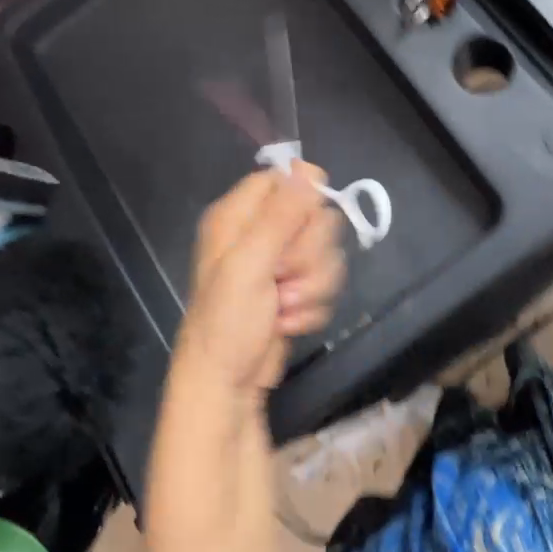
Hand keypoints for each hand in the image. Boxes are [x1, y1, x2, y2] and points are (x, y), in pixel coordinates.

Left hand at [176, 167, 346, 394]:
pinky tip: (288, 322)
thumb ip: (281, 215)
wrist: (228, 384)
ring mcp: (277, 264)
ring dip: (312, 286)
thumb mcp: (249, 263)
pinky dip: (311, 306)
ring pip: (325, 253)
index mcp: (236, 215)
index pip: (283, 180)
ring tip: (282, 307)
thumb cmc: (227, 321)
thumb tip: (308, 167)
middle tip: (282, 277)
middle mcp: (257, 233)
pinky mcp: (294, 291)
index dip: (301, 200)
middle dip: (309, 254)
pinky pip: (324, 282)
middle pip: (314, 217)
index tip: (304, 225)